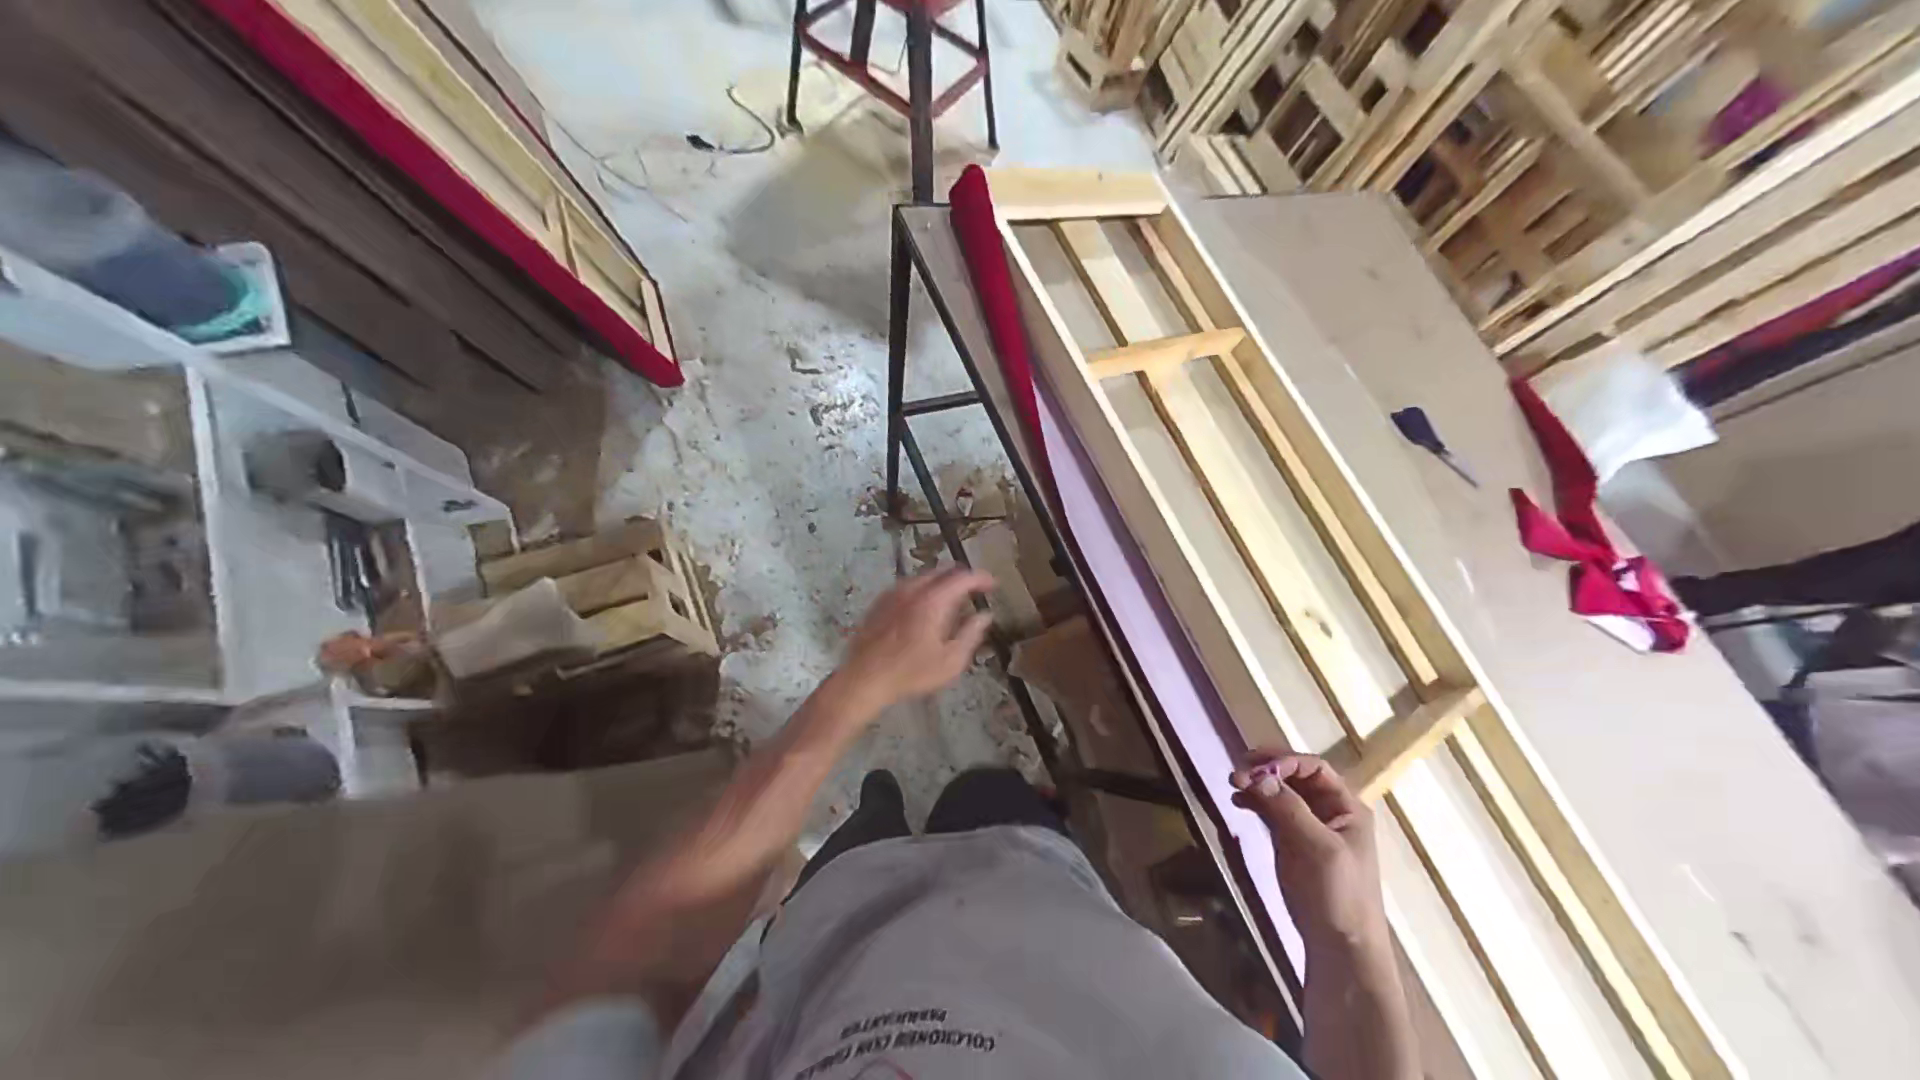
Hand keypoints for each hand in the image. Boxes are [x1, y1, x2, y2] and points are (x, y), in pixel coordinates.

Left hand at [836, 568, 994, 712]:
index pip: (963, 577)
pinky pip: (907, 586)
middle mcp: (913, 589)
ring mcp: (893, 593)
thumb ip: (971, 634)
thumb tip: (985, 616)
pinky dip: (923, 590)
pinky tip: (924, 607)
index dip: (981, 578)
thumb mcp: (951, 661)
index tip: (992, 585)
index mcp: (933, 600)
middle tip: (974, 591)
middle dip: (961, 577)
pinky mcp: (880, 602)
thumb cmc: (911, 673)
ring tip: (951, 600)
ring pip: (923, 577)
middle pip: (942, 571)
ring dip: (941, 583)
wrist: (865, 678)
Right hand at [1232, 751, 1388, 951]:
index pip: (1314, 768)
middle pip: (1295, 776)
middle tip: (1237, 770)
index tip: (1254, 767)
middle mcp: (1330, 811)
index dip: (1284, 761)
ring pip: (1280, 791)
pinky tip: (1239, 800)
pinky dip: (1255, 801)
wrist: (1341, 947)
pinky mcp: (1291, 841)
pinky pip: (1271, 809)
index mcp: (1347, 807)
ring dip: (1257, 783)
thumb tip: (1258, 775)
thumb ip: (1288, 808)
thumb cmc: (1338, 894)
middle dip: (1266, 769)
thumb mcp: (1317, 848)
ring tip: (1233, 783)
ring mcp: (1309, 826)